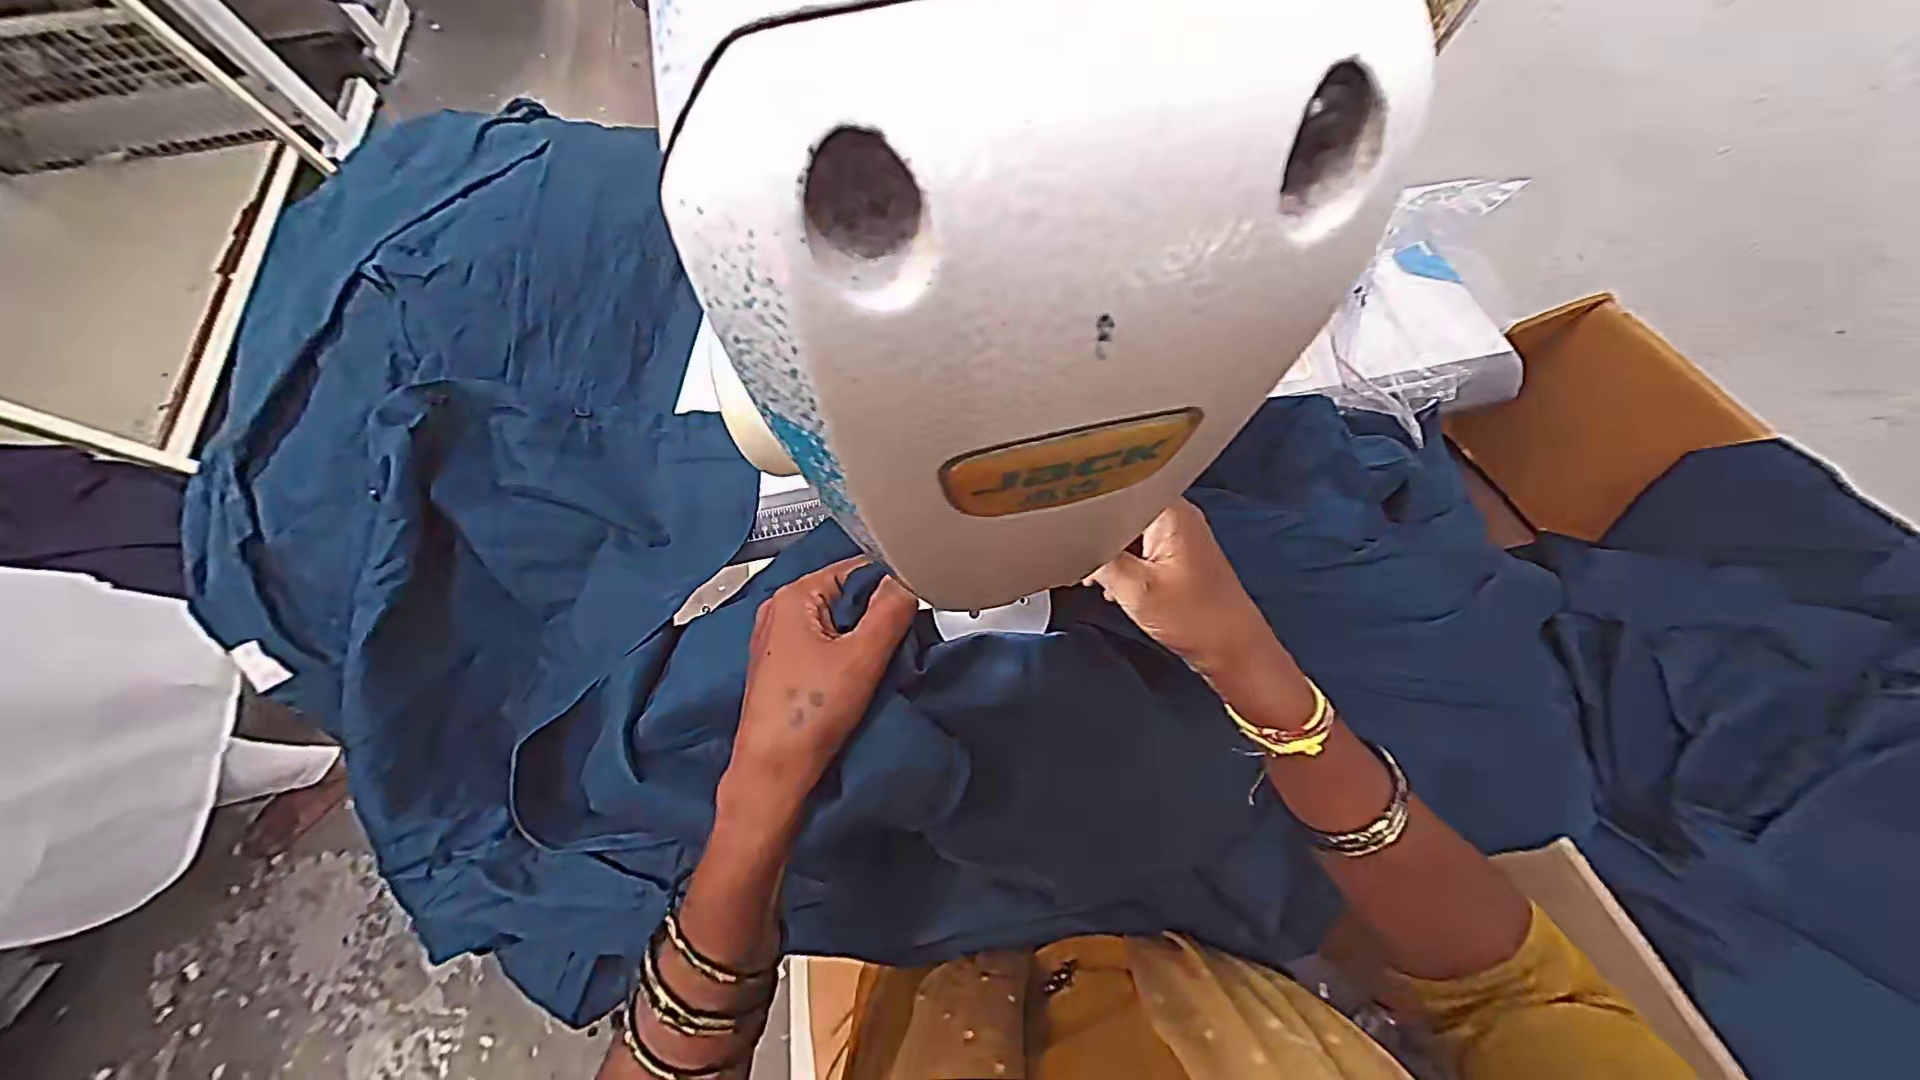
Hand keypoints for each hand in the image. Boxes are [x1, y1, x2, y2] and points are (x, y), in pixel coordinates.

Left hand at [721, 557, 918, 829]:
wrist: (773, 773)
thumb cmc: (807, 716)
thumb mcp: (862, 656)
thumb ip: (891, 610)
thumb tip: (906, 580)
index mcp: (793, 597)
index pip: (857, 569)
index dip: (889, 587)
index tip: (909, 612)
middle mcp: (780, 612)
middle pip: (847, 596)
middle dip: (876, 616)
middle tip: (894, 643)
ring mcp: (779, 640)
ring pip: (838, 623)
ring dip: (862, 639)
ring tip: (873, 665)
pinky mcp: (784, 666)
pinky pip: (825, 645)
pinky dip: (846, 656)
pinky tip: (854, 678)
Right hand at [1087, 498, 1314, 722]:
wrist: (1233, 651)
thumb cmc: (1196, 619)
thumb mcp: (1134, 589)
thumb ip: (1099, 560)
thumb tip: (1070, 544)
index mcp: (1171, 512)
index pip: (1119, 490)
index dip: (1089, 502)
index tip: (1064, 515)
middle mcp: (1176, 517)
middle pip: (1121, 509)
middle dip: (1094, 530)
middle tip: (1070, 548)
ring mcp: (1177, 537)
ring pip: (1126, 531)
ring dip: (1106, 550)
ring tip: (1089, 570)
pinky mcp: (1175, 558)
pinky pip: (1137, 549)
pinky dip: (1120, 563)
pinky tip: (1108, 583)